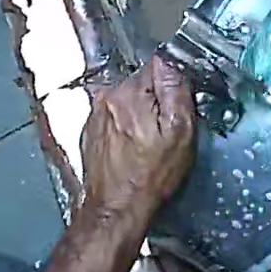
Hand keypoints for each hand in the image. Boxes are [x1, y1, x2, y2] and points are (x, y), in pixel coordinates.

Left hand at [79, 54, 195, 226]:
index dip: (172, 86)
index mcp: (130, 92)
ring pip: (127, 99)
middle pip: (142, 82)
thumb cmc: (150, 175)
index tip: (175, 108)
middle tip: (163, 130)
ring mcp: (96, 113)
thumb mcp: (179, 132)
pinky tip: (132, 148)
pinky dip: (124, 126)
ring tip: (146, 142)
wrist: (116, 210)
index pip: (158, 67)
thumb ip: (175, 89)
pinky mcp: (90, 129)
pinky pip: (114, 116)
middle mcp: (108, 96)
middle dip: (154, 99)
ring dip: (138, 113)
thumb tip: (170, 61)